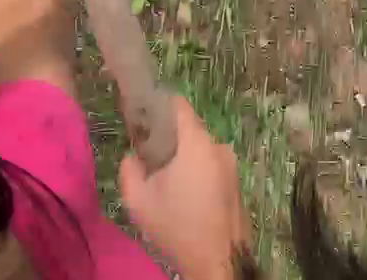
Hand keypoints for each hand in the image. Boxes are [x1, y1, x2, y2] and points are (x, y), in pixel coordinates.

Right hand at [119, 97, 250, 279]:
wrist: (219, 268)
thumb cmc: (178, 228)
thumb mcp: (139, 200)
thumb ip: (129, 168)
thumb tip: (133, 157)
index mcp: (197, 143)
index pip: (178, 104)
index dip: (158, 104)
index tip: (142, 115)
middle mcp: (219, 148)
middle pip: (189, 128)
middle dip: (169, 136)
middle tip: (150, 155)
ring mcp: (232, 168)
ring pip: (201, 150)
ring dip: (185, 157)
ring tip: (167, 179)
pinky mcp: (238, 186)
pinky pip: (212, 167)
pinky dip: (199, 173)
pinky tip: (186, 196)